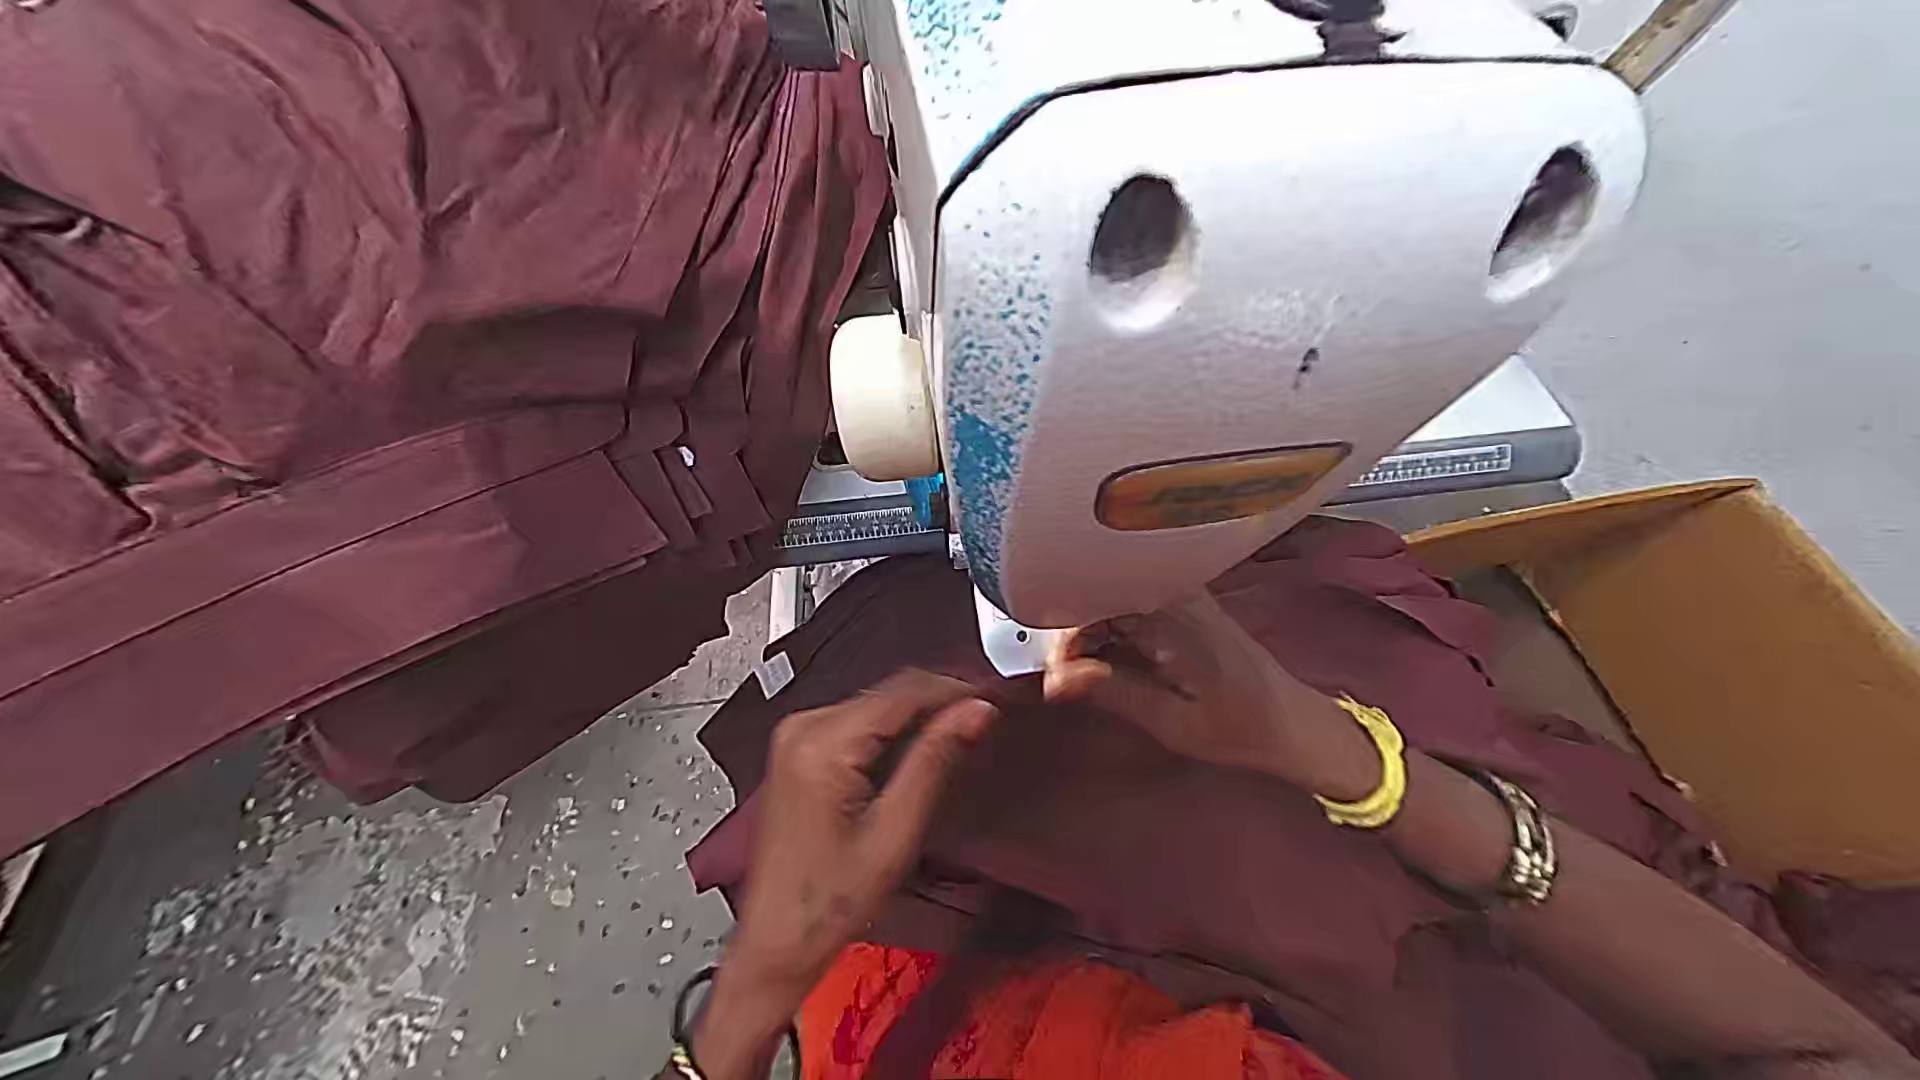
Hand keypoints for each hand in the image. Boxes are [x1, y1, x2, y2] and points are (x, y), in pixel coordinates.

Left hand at [693, 671, 996, 1079]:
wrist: (777, 938)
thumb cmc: (829, 901)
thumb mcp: (896, 831)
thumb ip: (936, 759)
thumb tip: (975, 711)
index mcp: (821, 744)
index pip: (902, 691)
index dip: (952, 690)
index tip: (989, 699)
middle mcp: (802, 727)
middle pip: (887, 692)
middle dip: (937, 701)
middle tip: (979, 718)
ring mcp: (796, 733)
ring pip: (875, 701)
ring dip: (917, 714)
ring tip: (956, 733)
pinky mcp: (798, 745)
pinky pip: (857, 718)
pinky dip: (891, 728)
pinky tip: (916, 748)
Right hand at [1043, 592, 1379, 799]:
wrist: (1293, 723)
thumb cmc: (1243, 727)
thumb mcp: (1172, 722)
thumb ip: (1112, 692)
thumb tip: (1055, 679)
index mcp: (1175, 614)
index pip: (1094, 601)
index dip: (1064, 636)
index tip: (1057, 674)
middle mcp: (1176, 591)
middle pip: (1096, 591)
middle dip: (1070, 634)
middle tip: (1066, 679)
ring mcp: (1178, 591)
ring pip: (1105, 595)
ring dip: (1086, 631)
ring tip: (1086, 674)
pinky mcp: (1178, 600)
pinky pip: (1123, 601)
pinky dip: (1105, 629)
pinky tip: (1107, 660)